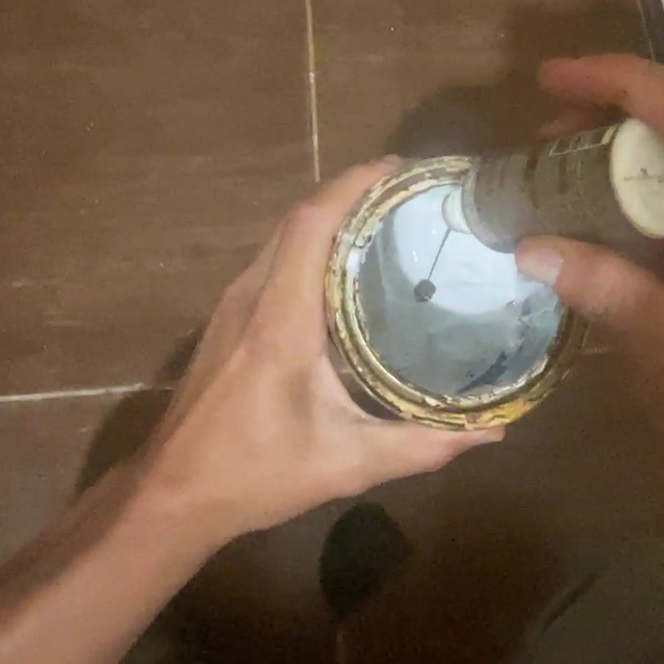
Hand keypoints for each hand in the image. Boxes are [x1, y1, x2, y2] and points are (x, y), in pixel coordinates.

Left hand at [136, 158, 500, 547]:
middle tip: (409, 195)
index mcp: (281, 319)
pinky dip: (311, 241)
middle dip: (351, 191)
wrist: (172, 493)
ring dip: (330, 214)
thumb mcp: (346, 464)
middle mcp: (252, 296)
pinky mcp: (229, 316)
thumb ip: (420, 445)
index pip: (312, 224)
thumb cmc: (256, 474)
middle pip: (299, 218)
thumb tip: (491, 431)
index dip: (353, 185)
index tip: (400, 170)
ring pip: (283, 235)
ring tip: (386, 218)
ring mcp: (233, 303)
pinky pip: (274, 257)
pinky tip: (346, 264)